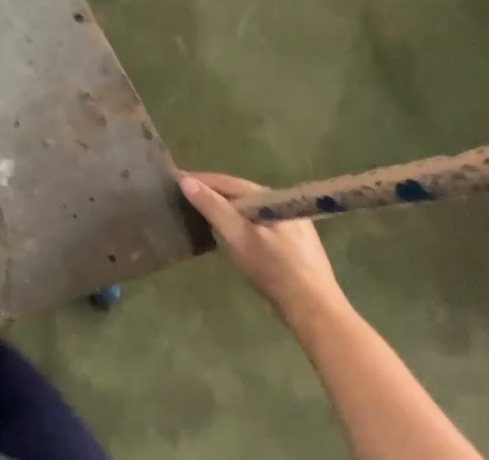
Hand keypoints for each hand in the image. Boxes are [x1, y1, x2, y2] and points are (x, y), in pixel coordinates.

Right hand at [181, 172, 346, 323]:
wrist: (314, 308)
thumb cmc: (273, 268)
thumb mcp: (236, 235)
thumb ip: (211, 206)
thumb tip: (185, 179)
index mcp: (270, 198)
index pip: (227, 181)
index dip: (199, 180)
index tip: (174, 180)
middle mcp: (283, 205)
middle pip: (239, 193)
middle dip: (211, 193)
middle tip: (183, 197)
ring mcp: (292, 224)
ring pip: (248, 209)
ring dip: (225, 209)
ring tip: (201, 213)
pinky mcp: (295, 243)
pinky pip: (258, 223)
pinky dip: (239, 222)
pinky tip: (231, 232)